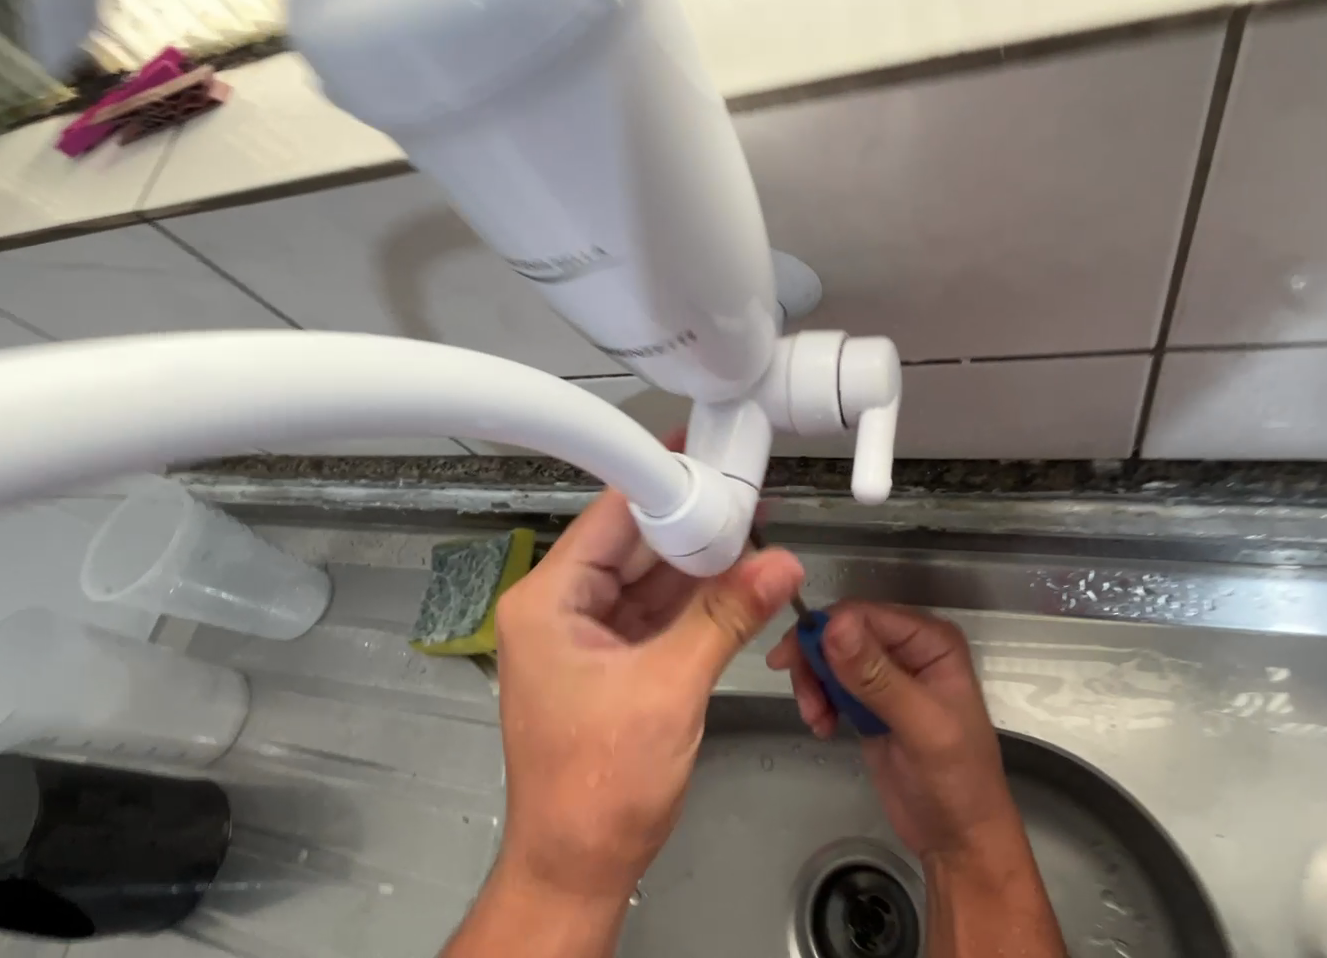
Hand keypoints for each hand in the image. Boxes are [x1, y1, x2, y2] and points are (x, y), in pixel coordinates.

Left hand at [490, 490, 804, 903]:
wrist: (579, 866)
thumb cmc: (596, 790)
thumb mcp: (671, 688)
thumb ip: (727, 616)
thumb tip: (778, 565)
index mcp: (548, 602)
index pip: (609, 516)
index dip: (661, 484)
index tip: (706, 461)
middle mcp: (559, 609)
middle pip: (631, 543)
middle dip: (690, 525)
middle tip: (743, 499)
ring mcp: (584, 634)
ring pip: (647, 577)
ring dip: (696, 562)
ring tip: (750, 533)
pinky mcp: (609, 659)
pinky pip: (654, 611)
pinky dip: (692, 598)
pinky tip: (733, 579)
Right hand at [768, 602, 1017, 857]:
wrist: (959, 840)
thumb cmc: (956, 782)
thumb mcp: (920, 727)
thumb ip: (876, 677)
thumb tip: (833, 626)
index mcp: (930, 640)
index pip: (864, 615)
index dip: (825, 632)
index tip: (792, 661)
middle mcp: (908, 648)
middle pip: (842, 632)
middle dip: (815, 661)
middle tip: (805, 701)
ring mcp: (888, 675)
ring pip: (831, 656)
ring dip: (813, 684)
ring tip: (814, 719)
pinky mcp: (870, 702)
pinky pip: (831, 683)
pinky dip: (818, 700)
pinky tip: (821, 725)